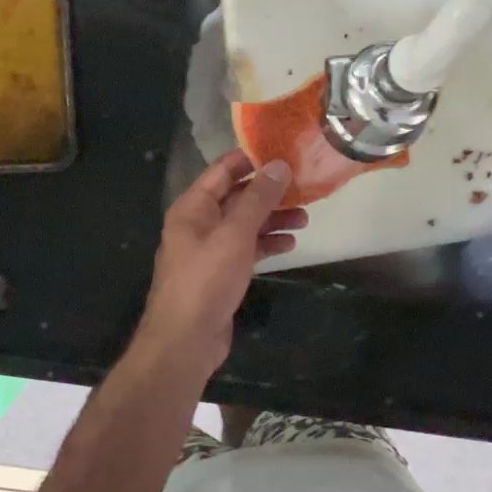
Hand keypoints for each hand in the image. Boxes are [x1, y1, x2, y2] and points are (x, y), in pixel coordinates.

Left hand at [131, 150, 306, 378]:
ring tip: (305, 218)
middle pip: (236, 198)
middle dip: (268, 193)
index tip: (284, 151)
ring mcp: (208, 250)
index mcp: (192, 208)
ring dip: (272, 219)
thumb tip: (279, 165)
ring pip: (243, 225)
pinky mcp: (219, 274)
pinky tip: (290, 244)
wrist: (186, 339)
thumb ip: (258, 199)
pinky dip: (266, 244)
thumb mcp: (235, 234)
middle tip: (303, 188)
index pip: (222, 171)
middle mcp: (197, 224)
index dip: (251, 159)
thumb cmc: (206, 279)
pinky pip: (245, 249)